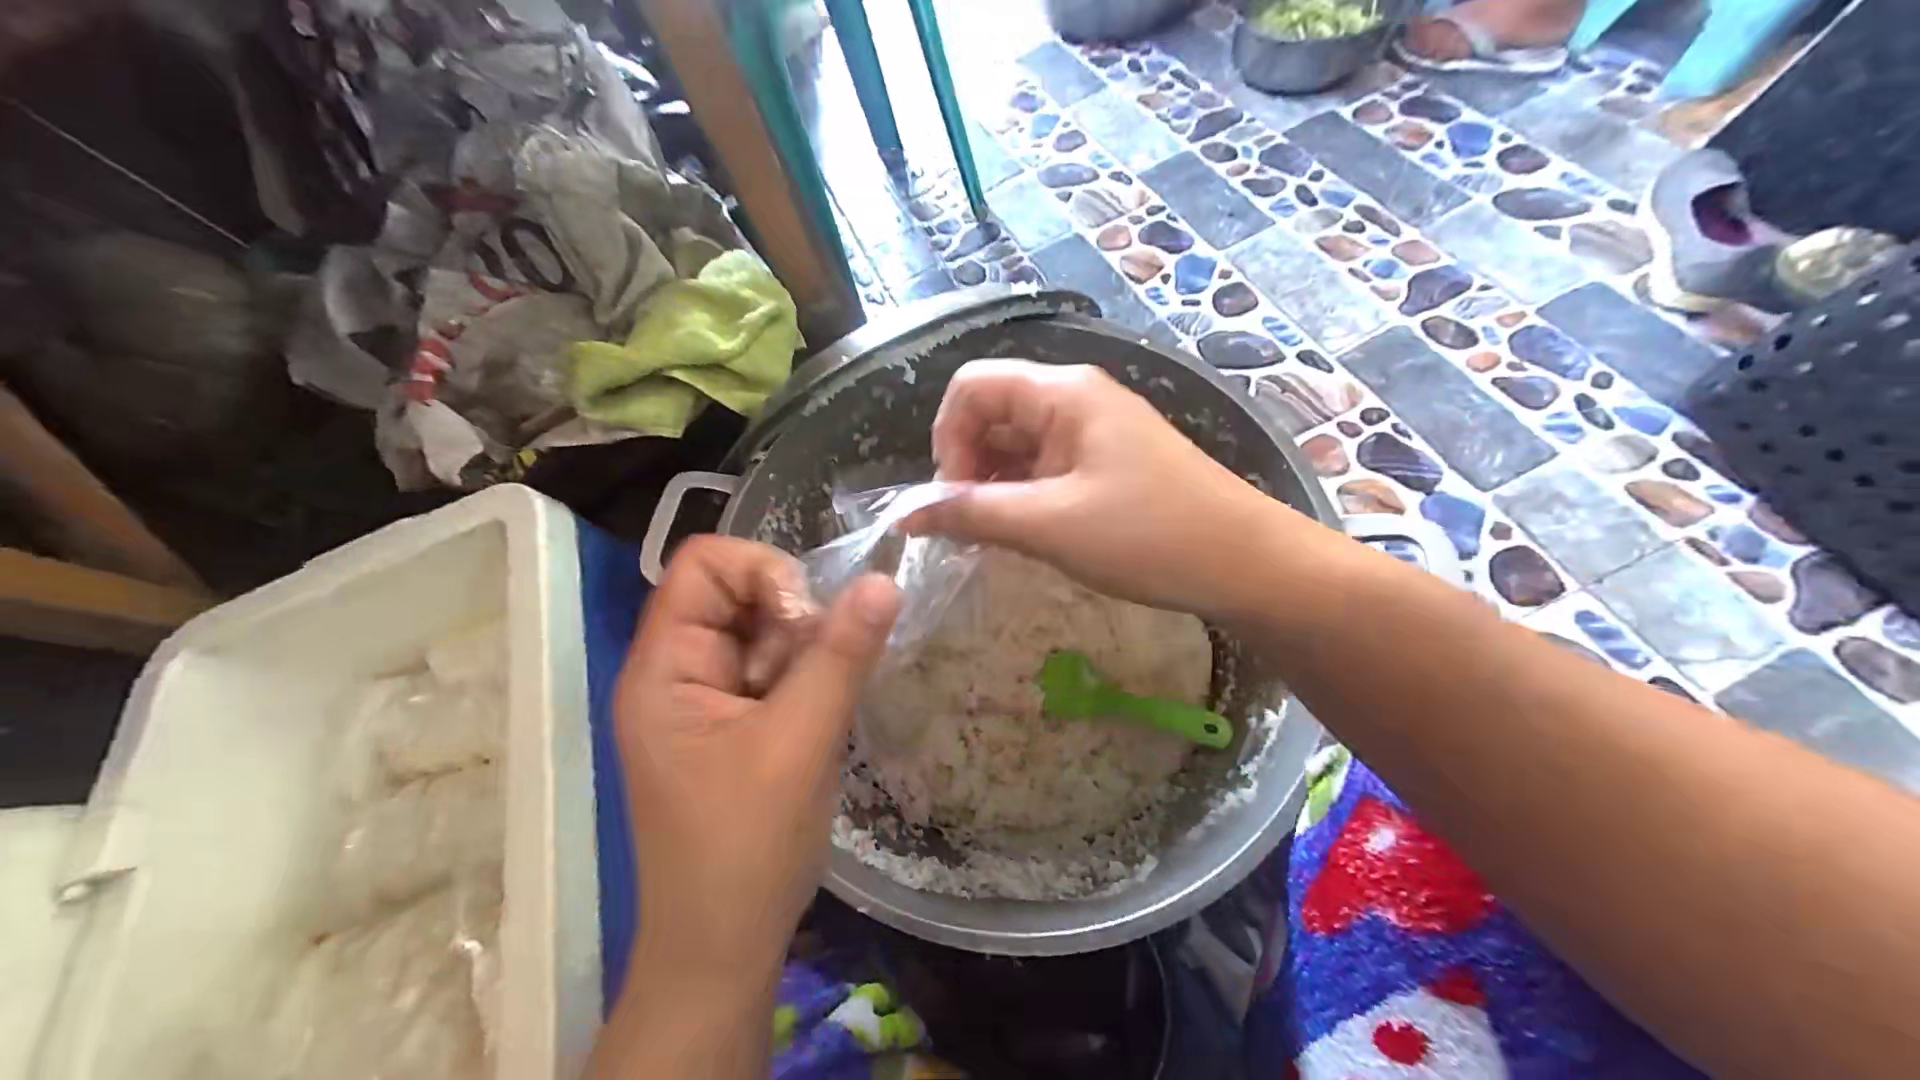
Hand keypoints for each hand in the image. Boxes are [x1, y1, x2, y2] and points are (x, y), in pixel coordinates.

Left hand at [614, 537, 898, 983]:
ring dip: (804, 655)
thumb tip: (885, 580)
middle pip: (738, 591)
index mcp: (663, 666)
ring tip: (816, 711)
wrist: (724, 948)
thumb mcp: (800, 743)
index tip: (807, 621)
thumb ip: (841, 657)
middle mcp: (677, 670)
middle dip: (790, 621)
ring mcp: (707, 696)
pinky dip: (806, 679)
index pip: (704, 563)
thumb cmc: (747, 848)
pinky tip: (818, 719)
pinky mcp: (735, 721)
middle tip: (818, 676)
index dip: (762, 572)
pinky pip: (776, 668)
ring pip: (765, 630)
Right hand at [909, 360, 1336, 616]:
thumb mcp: (1050, 525)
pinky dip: (1023, 497)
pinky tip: (1026, 534)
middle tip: (970, 527)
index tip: (952, 497)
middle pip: (991, 413)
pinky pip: (1045, 468)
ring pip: (1017, 445)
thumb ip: (972, 514)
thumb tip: (906, 514)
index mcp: (1062, 393)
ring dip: (993, 487)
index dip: (947, 438)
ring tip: (994, 538)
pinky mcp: (1107, 463)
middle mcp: (1075, 399)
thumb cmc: (1148, 535)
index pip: (971, 387)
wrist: (1246, 563)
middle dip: (967, 466)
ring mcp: (1094, 432)